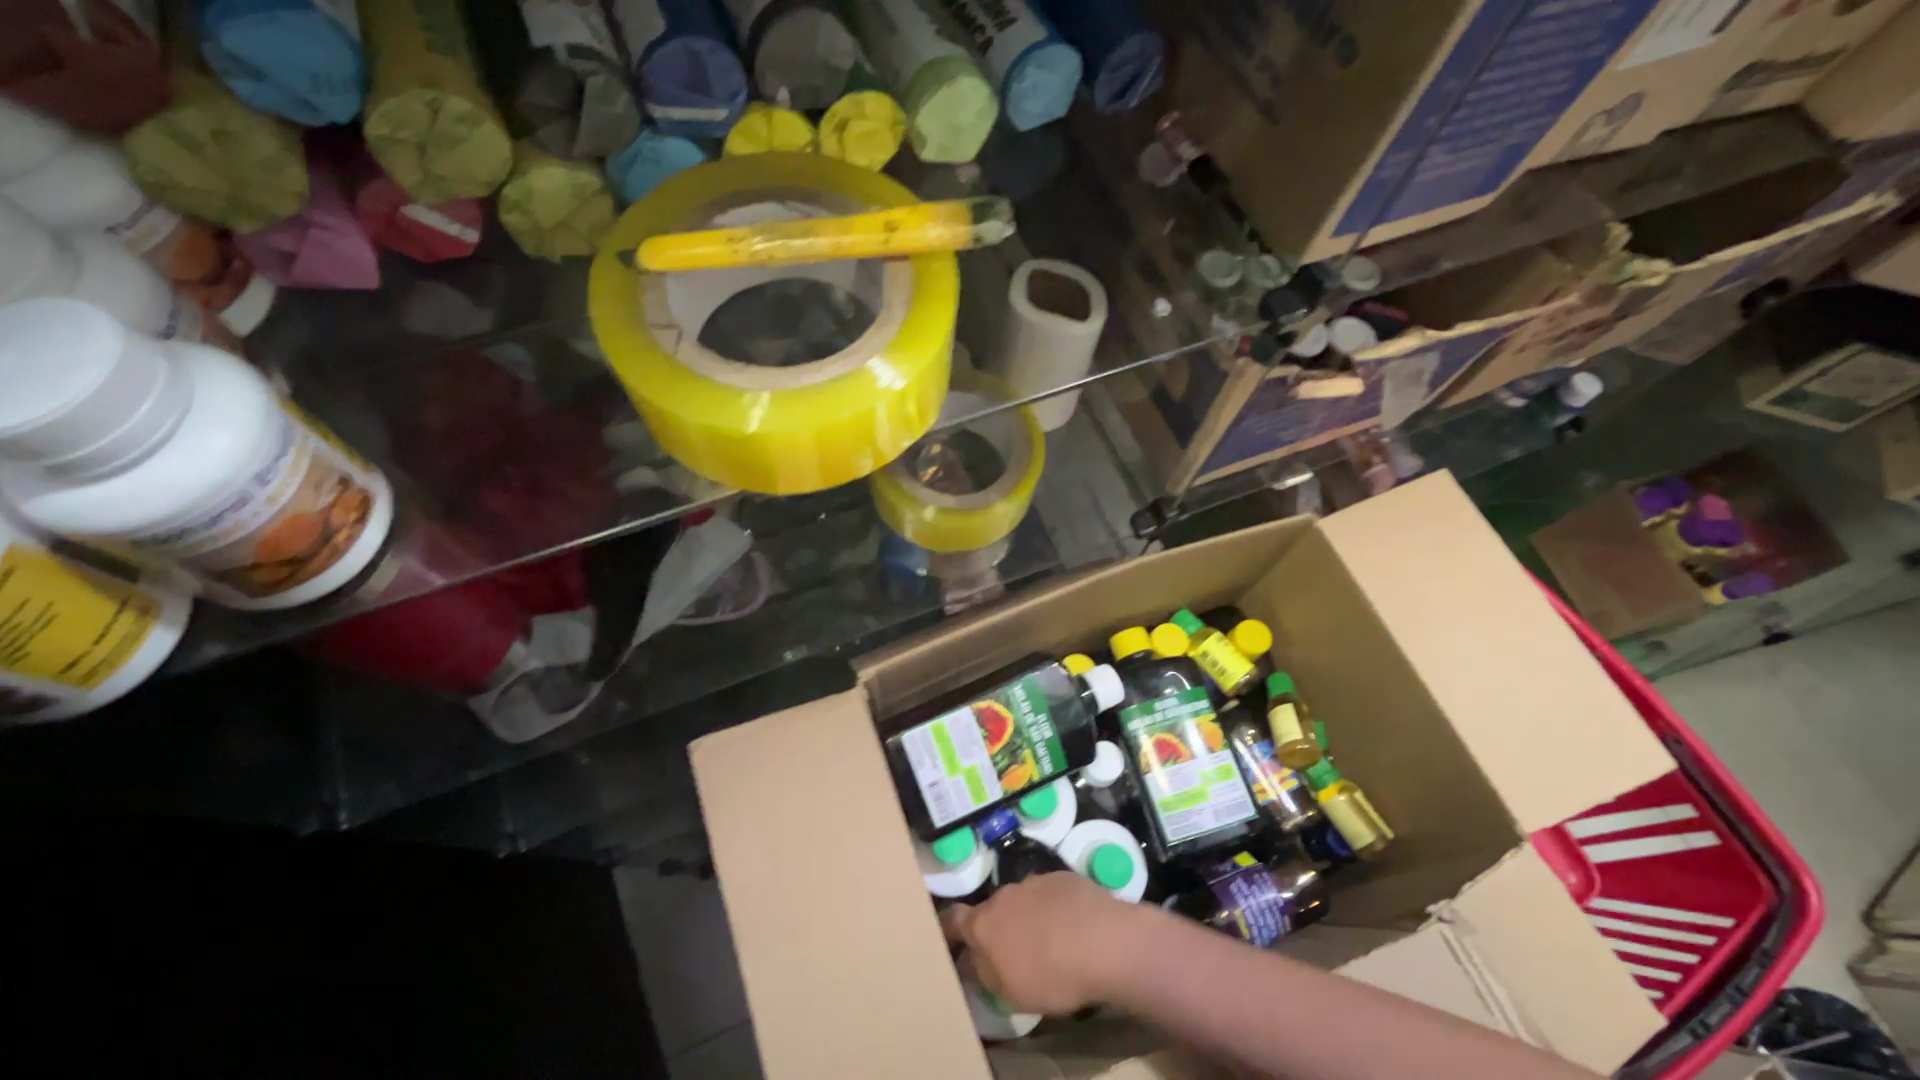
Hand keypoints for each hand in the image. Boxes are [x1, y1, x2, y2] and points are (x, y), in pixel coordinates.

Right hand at [939, 872, 1145, 1014]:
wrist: (1105, 942)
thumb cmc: (1050, 975)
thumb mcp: (1008, 992)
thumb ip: (982, 973)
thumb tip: (970, 962)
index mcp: (983, 923)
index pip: (952, 920)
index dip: (947, 931)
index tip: (947, 940)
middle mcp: (1004, 895)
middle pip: (992, 910)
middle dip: (997, 927)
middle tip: (1010, 951)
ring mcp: (1036, 882)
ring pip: (1023, 900)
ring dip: (1028, 917)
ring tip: (1048, 941)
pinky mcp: (1065, 877)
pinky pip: (1051, 894)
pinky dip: (1055, 909)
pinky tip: (1073, 928)